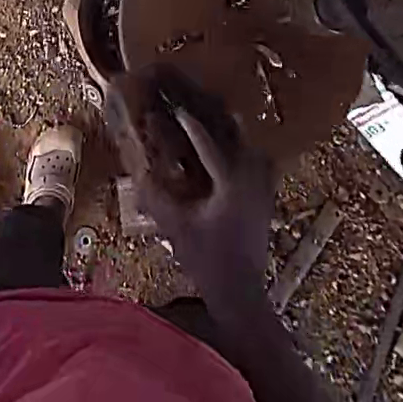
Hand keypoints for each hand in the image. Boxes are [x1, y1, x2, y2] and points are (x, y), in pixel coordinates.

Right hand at [109, 66, 275, 303]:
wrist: (241, 293)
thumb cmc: (206, 259)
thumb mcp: (175, 225)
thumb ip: (155, 196)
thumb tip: (136, 170)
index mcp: (230, 182)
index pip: (208, 143)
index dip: (191, 124)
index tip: (177, 108)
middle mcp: (251, 179)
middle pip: (238, 137)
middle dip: (218, 120)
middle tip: (199, 108)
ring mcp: (263, 190)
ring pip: (252, 149)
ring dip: (234, 135)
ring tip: (216, 123)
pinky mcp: (266, 200)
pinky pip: (259, 164)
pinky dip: (245, 152)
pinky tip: (233, 152)